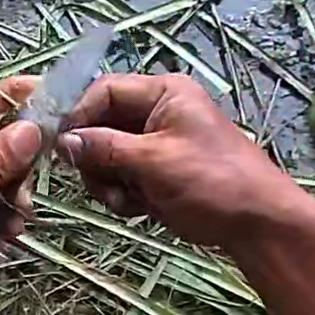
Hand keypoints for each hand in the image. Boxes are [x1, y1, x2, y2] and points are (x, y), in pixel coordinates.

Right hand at [58, 73, 309, 248]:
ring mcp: (150, 146)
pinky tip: (139, 207)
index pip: (103, 91)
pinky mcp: (150, 175)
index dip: (79, 116)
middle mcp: (153, 114)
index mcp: (162, 93)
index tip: (62, 146)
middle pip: (97, 126)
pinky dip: (120, 196)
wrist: (253, 223)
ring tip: (127, 199)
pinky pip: (116, 180)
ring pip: (102, 158)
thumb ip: (106, 147)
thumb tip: (62, 141)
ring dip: (106, 183)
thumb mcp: (155, 160)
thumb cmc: (212, 180)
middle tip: (103, 182)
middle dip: (95, 158)